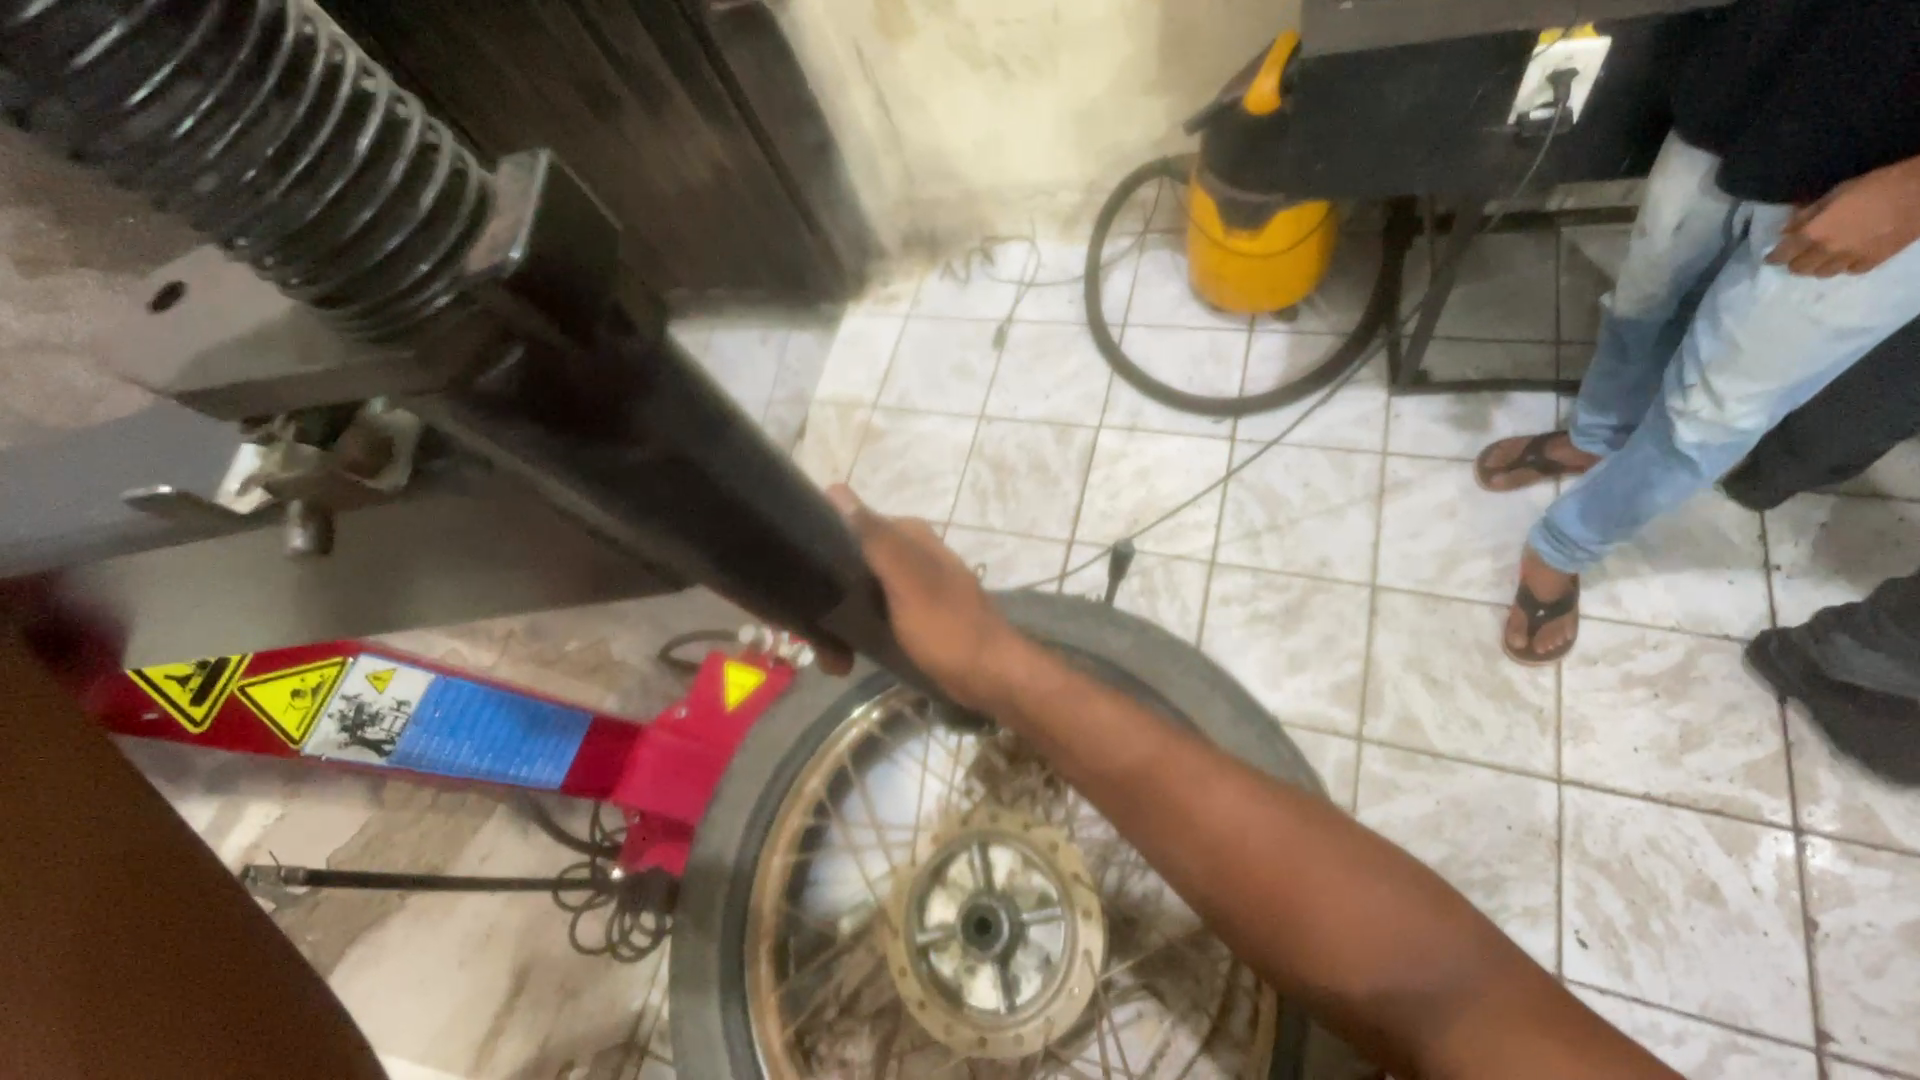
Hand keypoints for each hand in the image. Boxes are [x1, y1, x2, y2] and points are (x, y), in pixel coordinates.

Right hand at [819, 485, 1029, 709]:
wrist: (989, 678)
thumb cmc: (947, 627)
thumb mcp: (907, 579)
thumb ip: (875, 537)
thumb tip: (836, 490)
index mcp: (907, 536)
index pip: (848, 526)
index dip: (817, 550)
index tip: (794, 585)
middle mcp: (907, 555)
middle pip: (847, 566)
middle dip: (825, 600)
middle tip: (811, 639)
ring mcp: (908, 588)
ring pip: (855, 596)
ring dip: (836, 626)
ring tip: (831, 660)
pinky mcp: (909, 618)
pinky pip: (870, 620)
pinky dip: (855, 638)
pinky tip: (844, 662)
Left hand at [1768, 158, 1919, 277]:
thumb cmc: (1880, 184)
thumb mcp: (1836, 193)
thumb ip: (1807, 214)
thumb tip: (1786, 230)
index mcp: (1815, 233)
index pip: (1782, 255)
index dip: (1774, 257)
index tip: (1772, 256)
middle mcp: (1829, 250)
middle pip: (1800, 269)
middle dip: (1795, 262)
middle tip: (1798, 255)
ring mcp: (1853, 257)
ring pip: (1823, 273)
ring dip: (1818, 267)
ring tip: (1821, 257)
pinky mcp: (1876, 259)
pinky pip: (1851, 272)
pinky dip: (1845, 267)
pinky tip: (1847, 258)